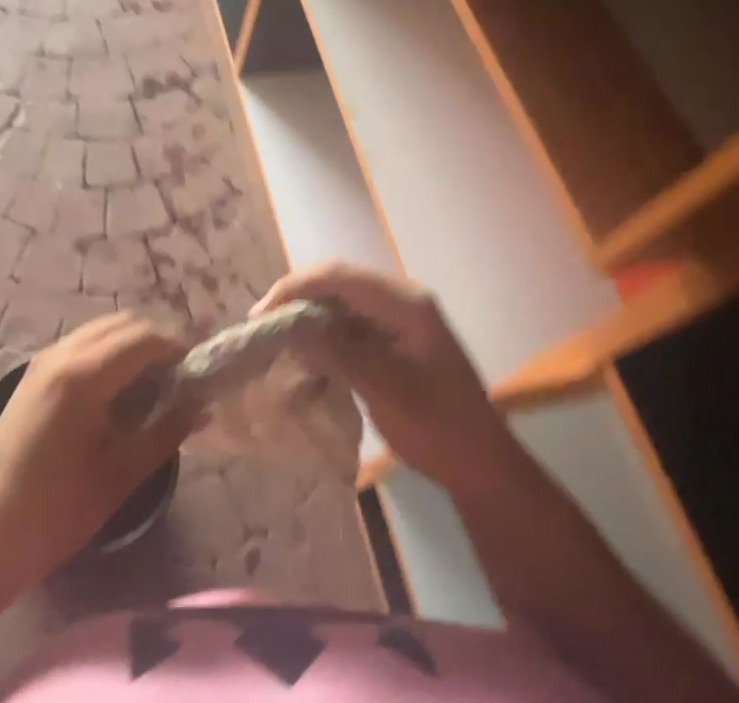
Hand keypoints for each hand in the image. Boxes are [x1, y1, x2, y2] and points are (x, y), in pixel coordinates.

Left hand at [0, 313, 195, 582]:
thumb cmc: (57, 511)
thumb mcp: (122, 474)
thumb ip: (167, 432)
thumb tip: (202, 406)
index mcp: (82, 377)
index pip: (144, 338)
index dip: (179, 349)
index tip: (201, 372)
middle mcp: (59, 356)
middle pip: (122, 325)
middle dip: (157, 343)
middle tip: (182, 378)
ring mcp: (40, 364)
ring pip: (99, 332)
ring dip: (131, 347)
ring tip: (155, 386)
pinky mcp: (30, 378)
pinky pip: (80, 347)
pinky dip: (107, 355)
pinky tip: (119, 393)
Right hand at [253, 262, 512, 495]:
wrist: (478, 463)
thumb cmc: (439, 427)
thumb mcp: (387, 392)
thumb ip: (340, 355)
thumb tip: (293, 330)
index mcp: (406, 304)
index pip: (340, 276)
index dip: (295, 288)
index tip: (259, 315)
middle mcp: (400, 302)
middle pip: (337, 283)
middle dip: (296, 299)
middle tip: (260, 325)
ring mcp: (396, 322)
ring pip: (339, 304)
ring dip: (307, 318)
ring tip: (273, 339)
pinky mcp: (390, 343)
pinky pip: (347, 327)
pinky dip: (322, 338)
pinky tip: (302, 357)